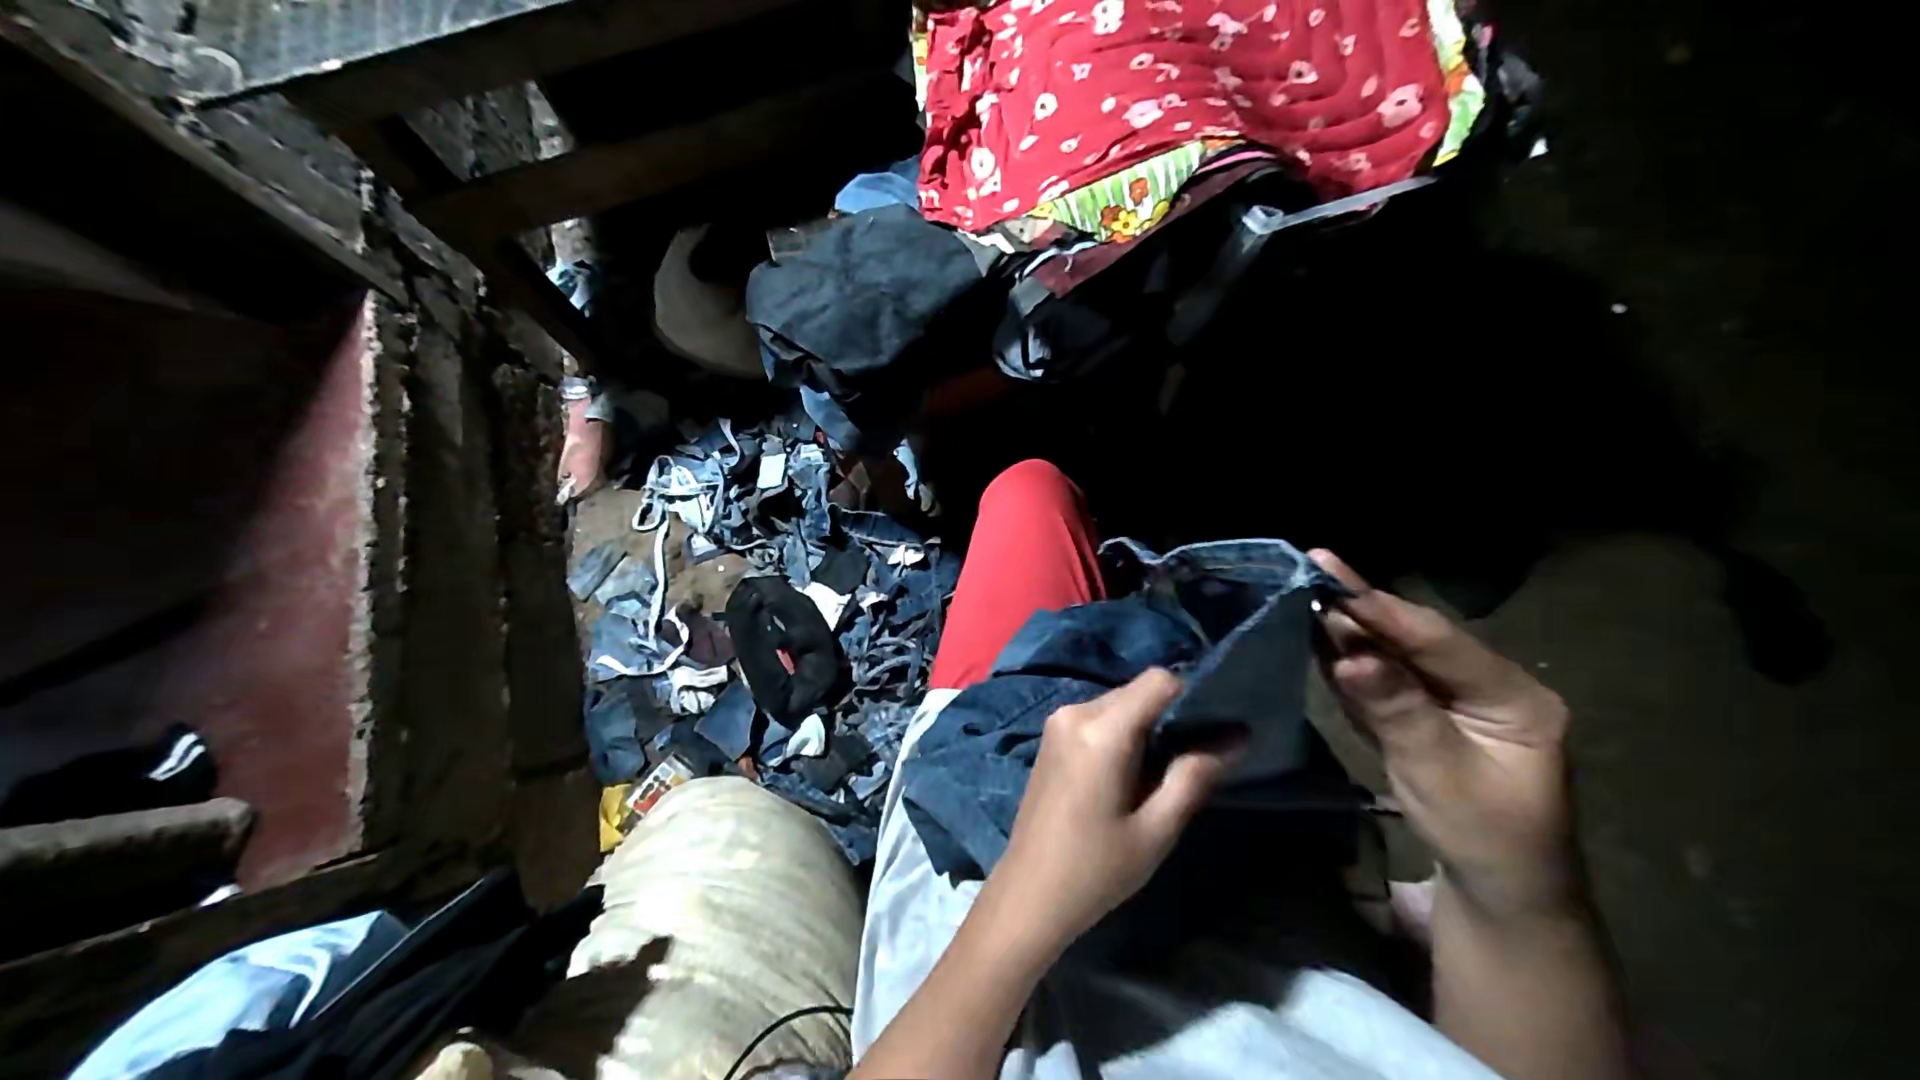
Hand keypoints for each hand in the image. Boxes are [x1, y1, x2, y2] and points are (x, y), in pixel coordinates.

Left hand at [982, 669, 1242, 960]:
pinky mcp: (1051, 737)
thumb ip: (1195, 777)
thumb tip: (1238, 736)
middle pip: (1137, 691)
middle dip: (1171, 715)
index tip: (1214, 729)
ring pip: (1119, 703)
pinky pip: (1098, 718)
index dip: (1192, 697)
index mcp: (1101, 730)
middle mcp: (1076, 713)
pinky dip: (1122, 733)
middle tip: (1195, 759)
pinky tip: (1131, 774)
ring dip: (1146, 727)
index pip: (1158, 681)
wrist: (1029, 893)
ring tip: (1164, 773)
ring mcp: (1057, 722)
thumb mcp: (1156, 830)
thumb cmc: (1096, 869)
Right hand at [1310, 550, 1577, 915]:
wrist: (1497, 890)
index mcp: (1512, 695)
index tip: (1332, 576)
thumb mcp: (1441, 774)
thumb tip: (1350, 657)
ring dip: (1346, 627)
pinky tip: (1314, 632)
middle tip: (1310, 571)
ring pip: (1391, 654)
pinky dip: (1345, 658)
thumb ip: (1397, 711)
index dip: (1382, 609)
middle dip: (1360, 609)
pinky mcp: (1419, 711)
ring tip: (1303, 590)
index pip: (1438, 641)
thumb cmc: (1483, 835)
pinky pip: (1378, 678)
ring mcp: (1449, 697)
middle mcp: (1481, 684)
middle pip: (1412, 639)